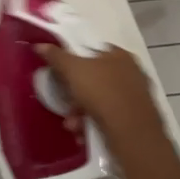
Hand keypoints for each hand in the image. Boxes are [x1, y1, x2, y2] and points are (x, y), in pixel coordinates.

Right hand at [35, 43, 166, 151]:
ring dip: (82, 109)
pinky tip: (83, 130)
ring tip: (72, 122)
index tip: (62, 71)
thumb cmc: (101, 92)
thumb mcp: (71, 69)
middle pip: (96, 77)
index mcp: (121, 56)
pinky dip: (96, 121)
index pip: (93, 50)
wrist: (132, 134)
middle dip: (76, 91)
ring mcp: (138, 97)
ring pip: (101, 99)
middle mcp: (133, 73)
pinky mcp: (139, 119)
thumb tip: (40, 45)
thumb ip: (55, 55)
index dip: (75, 59)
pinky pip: (111, 116)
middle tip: (65, 100)